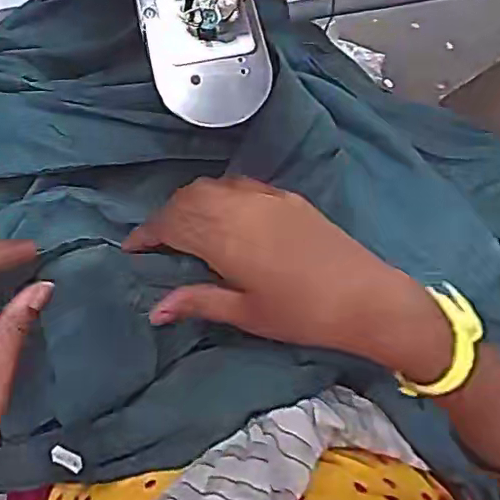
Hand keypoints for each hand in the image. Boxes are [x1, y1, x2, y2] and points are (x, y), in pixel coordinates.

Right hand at [123, 177, 449, 375]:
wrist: (367, 297)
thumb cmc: (302, 314)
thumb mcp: (246, 313)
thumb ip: (197, 301)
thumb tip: (155, 310)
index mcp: (225, 237)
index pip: (171, 224)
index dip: (146, 234)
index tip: (132, 248)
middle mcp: (239, 208)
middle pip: (186, 199)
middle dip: (163, 216)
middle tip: (155, 240)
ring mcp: (264, 198)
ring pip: (210, 187)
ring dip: (187, 202)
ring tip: (183, 226)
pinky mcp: (284, 196)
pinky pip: (237, 185)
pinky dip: (216, 195)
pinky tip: (220, 213)